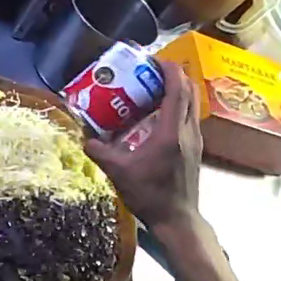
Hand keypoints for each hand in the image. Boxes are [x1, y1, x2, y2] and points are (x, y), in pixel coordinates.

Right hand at [84, 61, 202, 230]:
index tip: (152, 60)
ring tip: (154, 89)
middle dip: (174, 75)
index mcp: (171, 131)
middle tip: (151, 71)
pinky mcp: (196, 149)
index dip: (168, 69)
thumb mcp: (120, 172)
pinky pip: (190, 117)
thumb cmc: (151, 195)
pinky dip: (178, 107)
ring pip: (193, 103)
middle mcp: (188, 130)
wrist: (177, 220)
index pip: (177, 88)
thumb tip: (84, 138)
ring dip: (178, 91)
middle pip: (190, 90)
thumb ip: (100, 152)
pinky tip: (158, 116)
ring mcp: (196, 139)